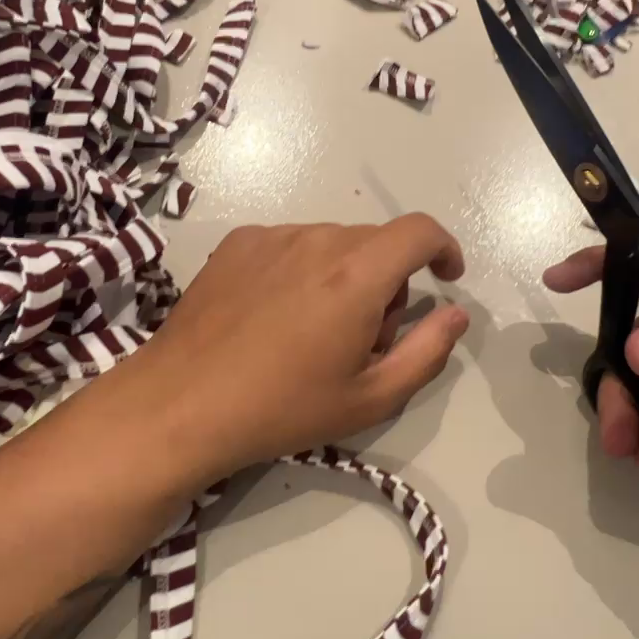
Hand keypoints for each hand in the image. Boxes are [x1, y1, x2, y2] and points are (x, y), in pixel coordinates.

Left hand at [105, 215, 468, 490]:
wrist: (182, 404)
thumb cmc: (283, 408)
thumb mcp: (370, 398)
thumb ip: (427, 351)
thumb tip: (456, 313)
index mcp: (357, 274)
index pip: (420, 231)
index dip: (444, 248)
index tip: (446, 277)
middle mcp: (319, 239)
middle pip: (377, 243)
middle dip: (388, 283)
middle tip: (363, 341)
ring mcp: (274, 236)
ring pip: (334, 243)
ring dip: (344, 275)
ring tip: (312, 333)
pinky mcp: (239, 242)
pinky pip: (292, 244)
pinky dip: (303, 269)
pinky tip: (274, 316)